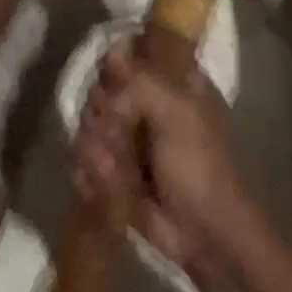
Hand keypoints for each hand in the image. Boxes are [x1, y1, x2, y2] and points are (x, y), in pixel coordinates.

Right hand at [72, 48, 255, 271]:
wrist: (206, 237)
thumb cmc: (199, 167)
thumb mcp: (178, 113)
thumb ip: (141, 81)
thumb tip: (110, 55)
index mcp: (171, 82)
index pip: (129, 54)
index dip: (114, 68)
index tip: (113, 86)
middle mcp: (147, 104)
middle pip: (101, 90)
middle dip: (101, 116)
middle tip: (115, 135)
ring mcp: (129, 138)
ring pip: (89, 125)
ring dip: (96, 150)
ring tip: (112, 171)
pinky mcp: (115, 170)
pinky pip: (85, 159)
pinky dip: (90, 173)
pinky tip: (103, 185)